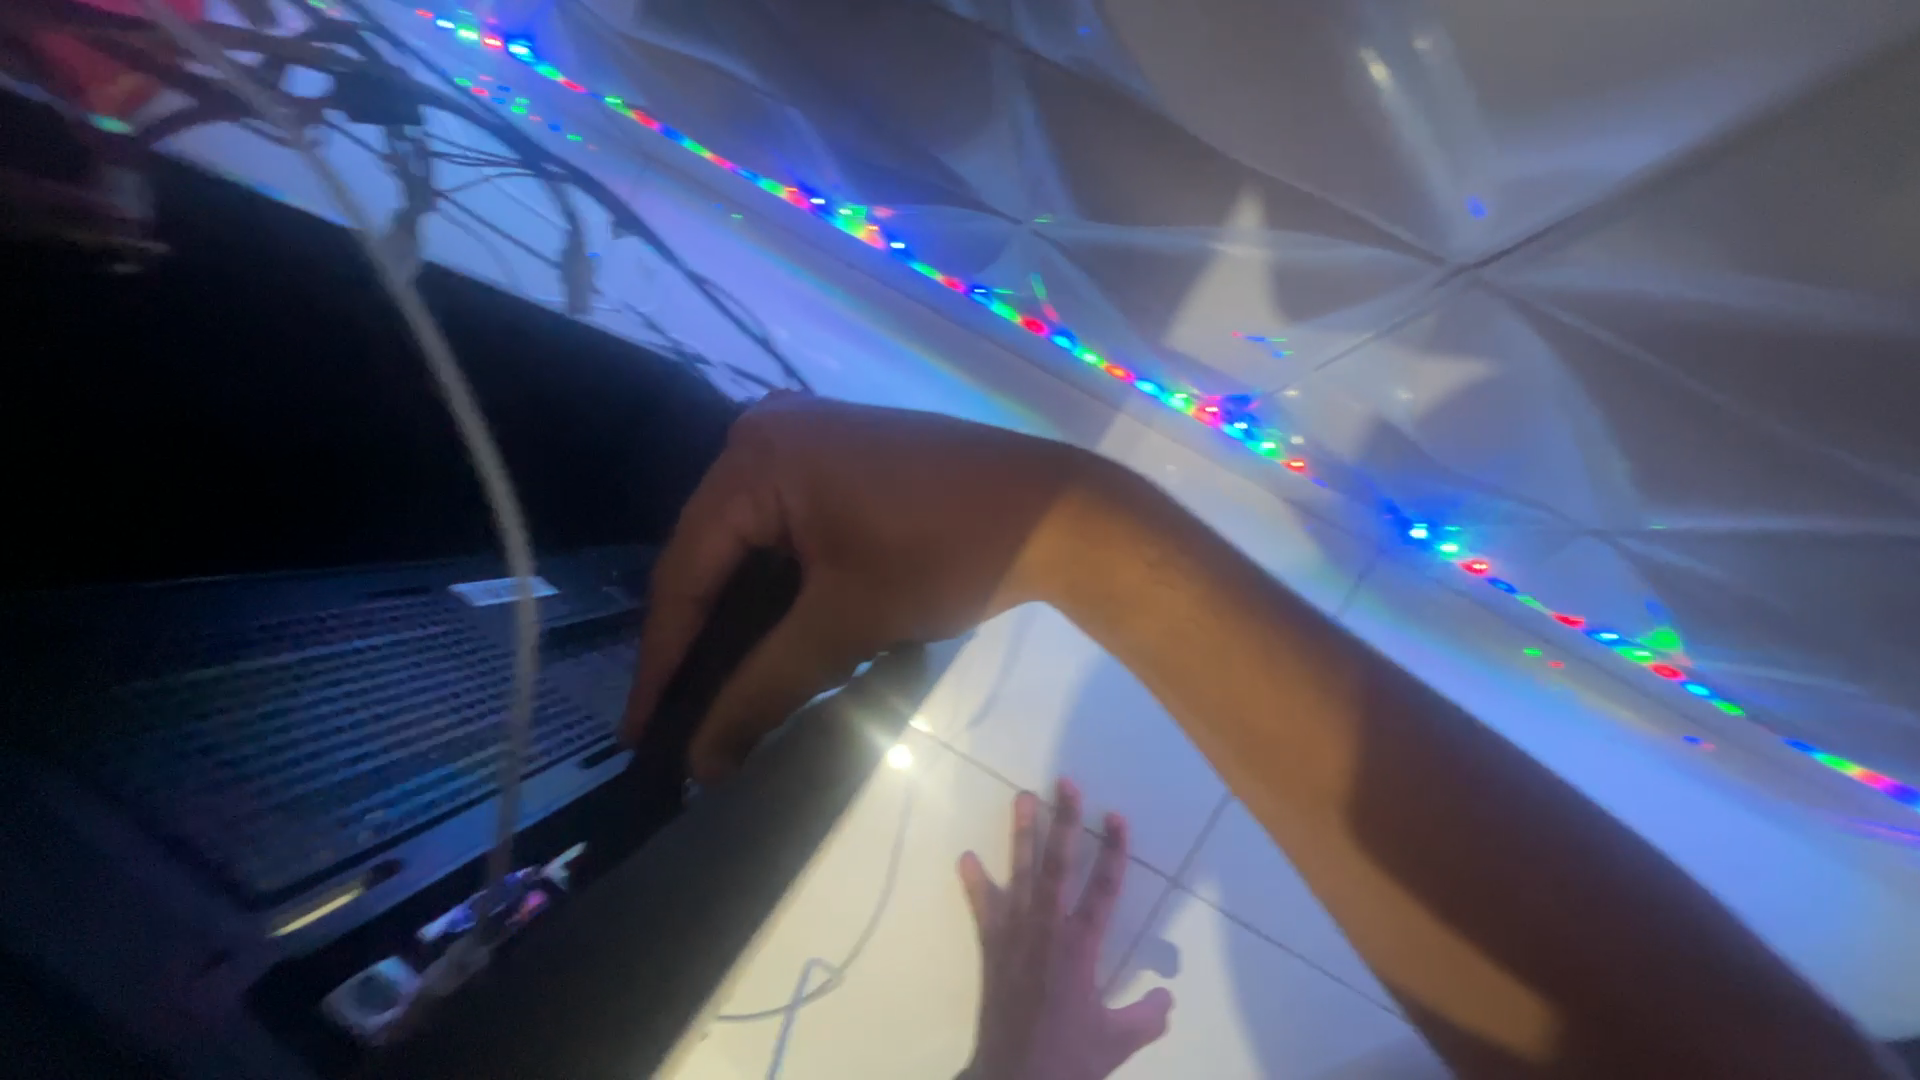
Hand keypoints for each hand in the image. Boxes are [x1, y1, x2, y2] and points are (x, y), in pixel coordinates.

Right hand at [620, 393, 1098, 779]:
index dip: (663, 661)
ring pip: (755, 544)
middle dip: (703, 640)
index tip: (642, 734)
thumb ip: (764, 689)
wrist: (1058, 513)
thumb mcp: (848, 623)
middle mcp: (769, 432)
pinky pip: (792, 526)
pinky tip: (775, 634)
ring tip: (722, 690)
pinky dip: (783, 582)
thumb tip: (699, 763)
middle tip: (682, 720)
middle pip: (716, 555)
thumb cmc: (949, 556)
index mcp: (756, 457)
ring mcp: (812, 438)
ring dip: (745, 615)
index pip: (686, 572)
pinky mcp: (847, 456)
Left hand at [958, 779, 1172, 1079]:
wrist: (1014, 1079)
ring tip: (1022, 796)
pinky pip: (983, 909)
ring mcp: (1016, 933)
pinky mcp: (992, 946)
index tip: (1116, 814)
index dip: (1112, 850)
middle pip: (1059, 865)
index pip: (1104, 889)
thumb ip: (1146, 1015)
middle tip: (1066, 783)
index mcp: (1081, 947)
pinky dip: (974, 883)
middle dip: (1065, 822)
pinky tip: (965, 856)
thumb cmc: (1069, 1058)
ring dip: (1022, 834)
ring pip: (1021, 874)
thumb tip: (1167, 996)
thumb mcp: (1117, 1041)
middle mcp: (1047, 929)